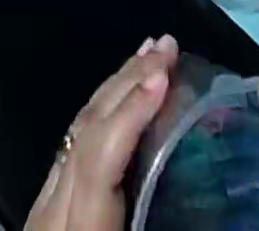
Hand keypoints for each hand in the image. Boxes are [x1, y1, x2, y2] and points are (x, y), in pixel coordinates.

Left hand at [26, 35, 177, 230]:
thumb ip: (162, 216)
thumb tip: (212, 200)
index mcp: (80, 228)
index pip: (99, 160)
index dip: (131, 113)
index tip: (165, 75)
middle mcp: (55, 207)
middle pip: (88, 130)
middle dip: (129, 81)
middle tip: (167, 45)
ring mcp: (46, 200)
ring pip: (79, 128)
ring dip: (117, 85)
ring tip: (149, 53)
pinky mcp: (46, 200)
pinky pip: (74, 142)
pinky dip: (102, 109)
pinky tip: (120, 93)